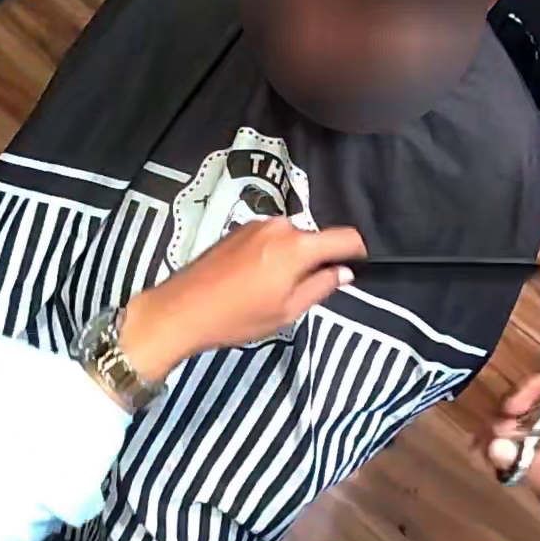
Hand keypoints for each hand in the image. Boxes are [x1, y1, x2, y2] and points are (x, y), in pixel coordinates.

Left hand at [117, 218, 365, 378]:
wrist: (182, 308)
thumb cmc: (237, 315)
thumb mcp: (287, 310)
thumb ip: (321, 286)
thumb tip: (343, 272)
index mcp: (298, 245)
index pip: (345, 237)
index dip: (357, 253)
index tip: (356, 268)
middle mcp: (279, 226)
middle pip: (315, 239)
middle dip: (317, 260)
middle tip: (303, 292)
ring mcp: (255, 224)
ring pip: (291, 238)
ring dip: (292, 258)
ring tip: (273, 290)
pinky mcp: (237, 230)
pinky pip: (269, 238)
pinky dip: (272, 254)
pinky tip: (254, 279)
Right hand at [484, 377, 539, 540]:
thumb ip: (536, 471)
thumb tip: (492, 444)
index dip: (532, 391)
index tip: (508, 411)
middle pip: (531, 406)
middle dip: (506, 417)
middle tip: (487, 441)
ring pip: (518, 428)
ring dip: (496, 435)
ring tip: (480, 453)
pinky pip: (515, 452)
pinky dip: (498, 454)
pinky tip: (489, 467)